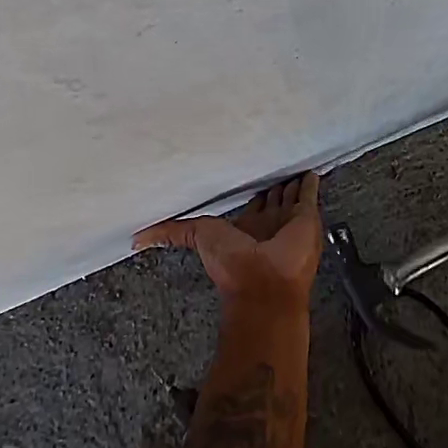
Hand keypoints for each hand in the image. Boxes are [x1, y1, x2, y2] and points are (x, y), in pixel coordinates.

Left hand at [134, 172, 323, 307]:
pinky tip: (311, 171)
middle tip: (274, 162)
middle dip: (272, 185)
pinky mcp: (307, 217)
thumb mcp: (195, 237)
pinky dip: (312, 184)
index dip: (248, 192)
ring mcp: (289, 222)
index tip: (246, 172)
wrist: (265, 285)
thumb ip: (170, 233)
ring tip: (292, 162)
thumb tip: (135, 238)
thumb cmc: (232, 266)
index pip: (248, 207)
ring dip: (291, 182)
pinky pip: (311, 195)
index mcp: (245, 228)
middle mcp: (267, 225)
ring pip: (290, 196)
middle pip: (271, 201)